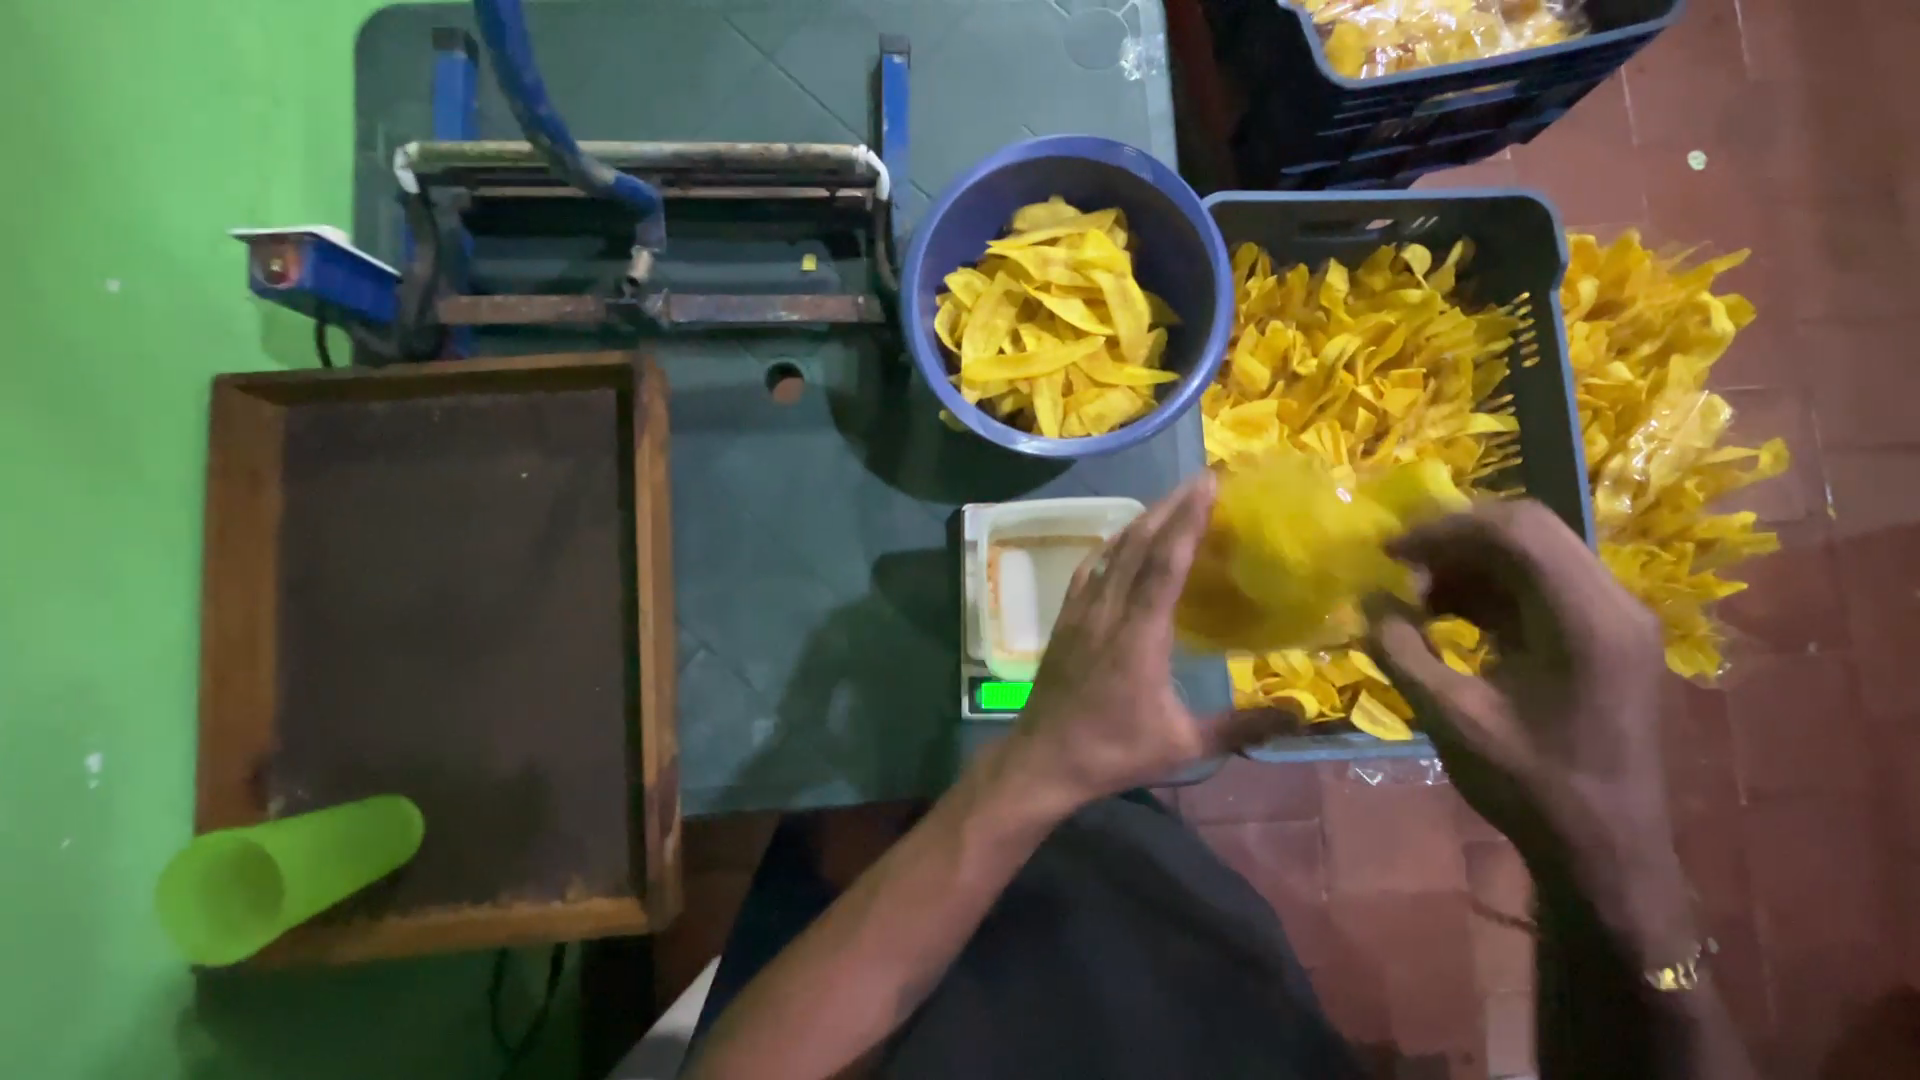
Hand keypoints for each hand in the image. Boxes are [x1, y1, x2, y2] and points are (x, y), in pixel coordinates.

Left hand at [1008, 474, 1277, 808]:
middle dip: (1170, 507)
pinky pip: (1089, 569)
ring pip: (1110, 551)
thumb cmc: (1113, 752)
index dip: (1187, 520)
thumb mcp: (1184, 745)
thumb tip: (1301, 714)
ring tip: (1172, 502)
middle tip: (1201, 480)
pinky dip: (1111, 546)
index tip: (1209, 485)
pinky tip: (1122, 541)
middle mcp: (1106, 611)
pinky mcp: (1064, 620)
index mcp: (1138, 636)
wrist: (1043, 760)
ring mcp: (1080, 612)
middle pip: (1137, 544)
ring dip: (1142, 521)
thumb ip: (1242, 728)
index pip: (1164, 564)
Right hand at [1365, 501, 1692, 960]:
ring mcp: (1614, 619)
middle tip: (1397, 568)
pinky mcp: (1603, 637)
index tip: (1388, 553)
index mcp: (1585, 619)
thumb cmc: (1530, 785)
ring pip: (1534, 553)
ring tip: (1414, 595)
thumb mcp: (1450, 717)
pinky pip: (1540, 585)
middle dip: (1453, 540)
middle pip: (1528, 530)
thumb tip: (1368, 601)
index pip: (1516, 530)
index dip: (1443, 529)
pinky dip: (1487, 588)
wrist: (1605, 849)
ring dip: (1468, 563)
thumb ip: (1401, 650)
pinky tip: (1444, 615)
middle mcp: (1612, 604)